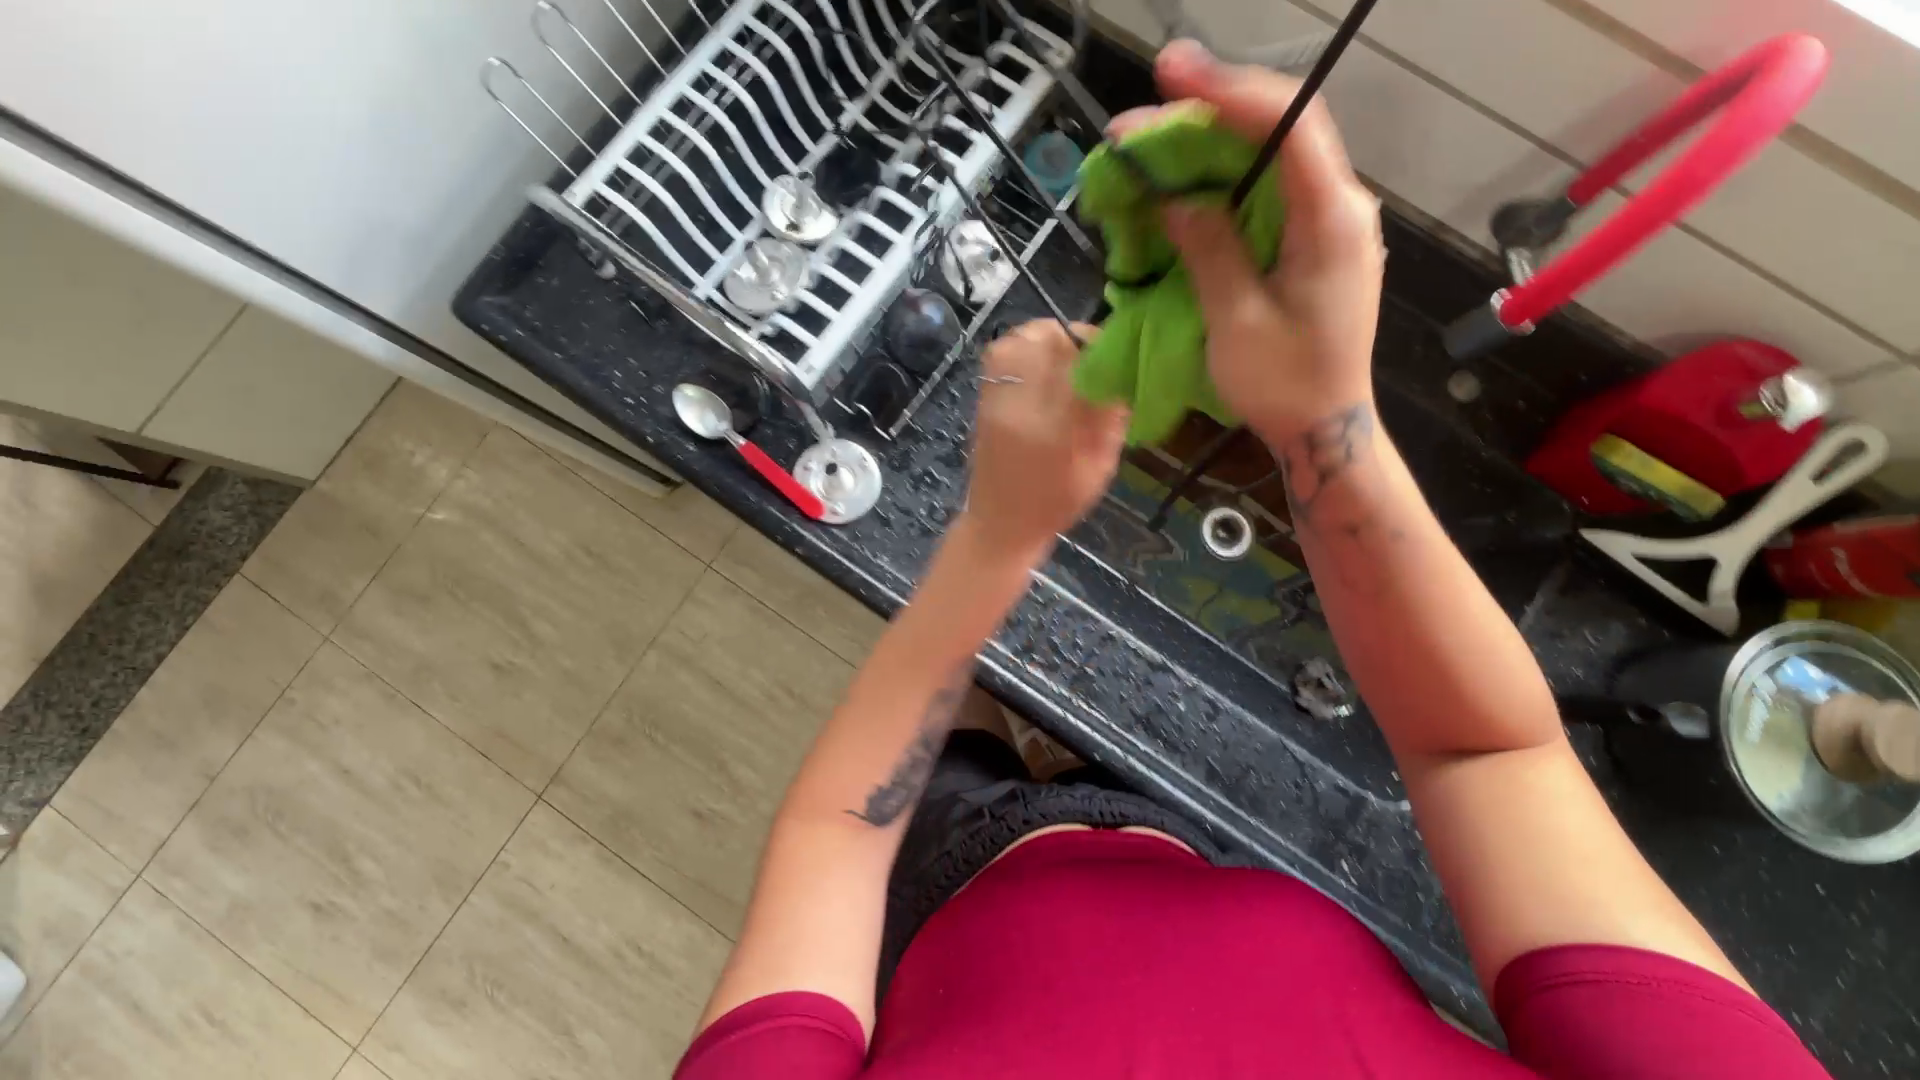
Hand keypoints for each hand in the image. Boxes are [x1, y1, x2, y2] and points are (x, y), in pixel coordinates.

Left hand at [961, 320, 1127, 560]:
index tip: (1117, 357)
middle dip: (1075, 339)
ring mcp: (995, 397)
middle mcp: (1020, 404)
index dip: (1103, 350)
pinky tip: (1042, 367)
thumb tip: (1122, 368)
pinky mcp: (982, 395)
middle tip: (1091, 357)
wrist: (1000, 523)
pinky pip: (1004, 351)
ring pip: (1023, 338)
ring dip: (1050, 339)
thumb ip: (1111, 415)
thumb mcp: (1100, 463)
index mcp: (1055, 427)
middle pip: (1049, 339)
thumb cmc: (1058, 502)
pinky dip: (1027, 348)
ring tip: (1066, 360)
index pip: (1083, 363)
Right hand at [1111, 40, 1384, 440]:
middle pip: (1277, 131)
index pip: (1289, 127)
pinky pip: (1266, 192)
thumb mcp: (1238, 322)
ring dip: (1208, 147)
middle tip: (1137, 121)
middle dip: (1206, 115)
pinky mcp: (1309, 241)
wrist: (1325, 427)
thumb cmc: (1286, 385)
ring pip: (1269, 158)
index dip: (1229, 92)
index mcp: (1331, 221)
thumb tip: (1177, 198)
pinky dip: (1221, 180)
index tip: (1172, 76)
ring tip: (1145, 147)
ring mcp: (1327, 222)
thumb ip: (1211, 250)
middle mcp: (1339, 207)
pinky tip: (1181, 181)